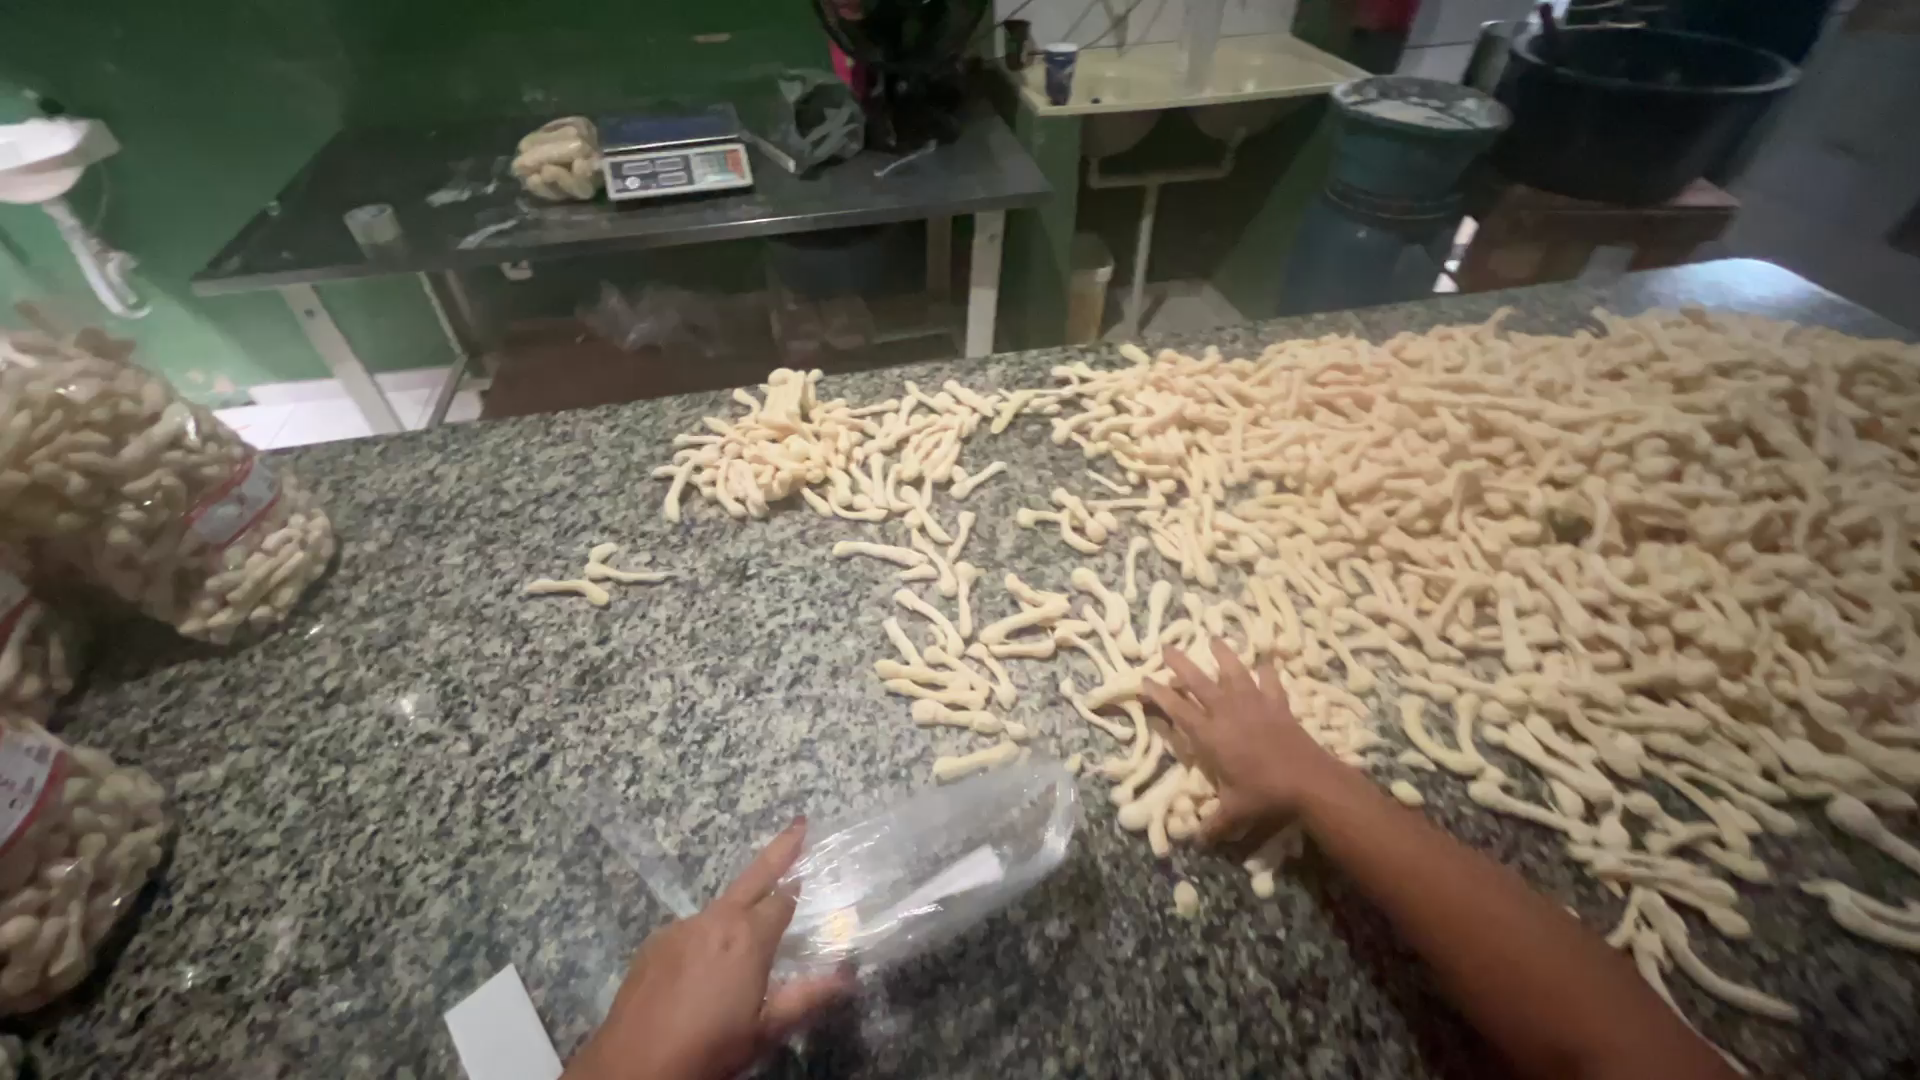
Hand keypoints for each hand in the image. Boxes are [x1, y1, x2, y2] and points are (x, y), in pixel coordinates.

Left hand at [564, 819, 853, 1079]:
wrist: (630, 1070)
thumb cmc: (708, 1048)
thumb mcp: (764, 1031)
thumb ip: (807, 997)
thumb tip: (848, 977)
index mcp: (749, 937)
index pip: (783, 900)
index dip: (797, 894)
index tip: (808, 881)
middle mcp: (717, 920)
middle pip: (756, 876)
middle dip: (781, 849)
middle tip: (799, 824)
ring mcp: (682, 927)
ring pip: (720, 910)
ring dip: (736, 916)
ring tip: (737, 953)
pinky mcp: (655, 942)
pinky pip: (691, 932)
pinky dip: (704, 941)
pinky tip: (699, 973)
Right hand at [1142, 639, 1345, 846]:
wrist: (1309, 781)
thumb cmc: (1265, 794)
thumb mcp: (1235, 812)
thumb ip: (1214, 823)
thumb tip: (1196, 842)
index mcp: (1209, 735)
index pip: (1177, 709)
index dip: (1159, 694)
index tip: (1145, 679)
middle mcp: (1226, 712)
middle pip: (1198, 681)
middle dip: (1180, 663)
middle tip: (1167, 647)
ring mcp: (1253, 705)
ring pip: (1233, 672)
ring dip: (1222, 654)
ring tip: (1212, 638)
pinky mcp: (1278, 705)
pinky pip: (1271, 682)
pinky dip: (1267, 670)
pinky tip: (1265, 659)